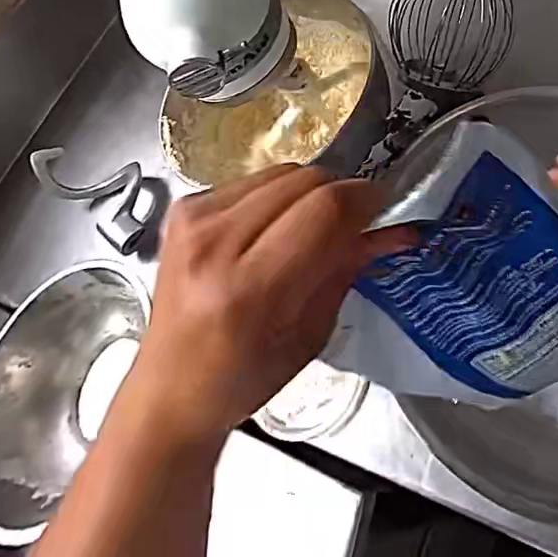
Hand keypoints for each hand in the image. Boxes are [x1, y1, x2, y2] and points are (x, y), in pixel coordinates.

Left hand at [123, 165, 416, 442]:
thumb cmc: (242, 377)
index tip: (382, 205)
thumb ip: (346, 269)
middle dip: (339, 195)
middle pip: (302, 181)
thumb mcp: (310, 334)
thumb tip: (385, 228)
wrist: (172, 383)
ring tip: (312, 228)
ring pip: (278, 173)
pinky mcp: (183, 208)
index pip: (323, 211)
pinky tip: (273, 228)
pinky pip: (250, 181)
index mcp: (249, 288)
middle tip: (354, 220)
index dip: (363, 200)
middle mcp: (215, 242)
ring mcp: (193, 219)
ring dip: (308, 194)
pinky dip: (275, 197)